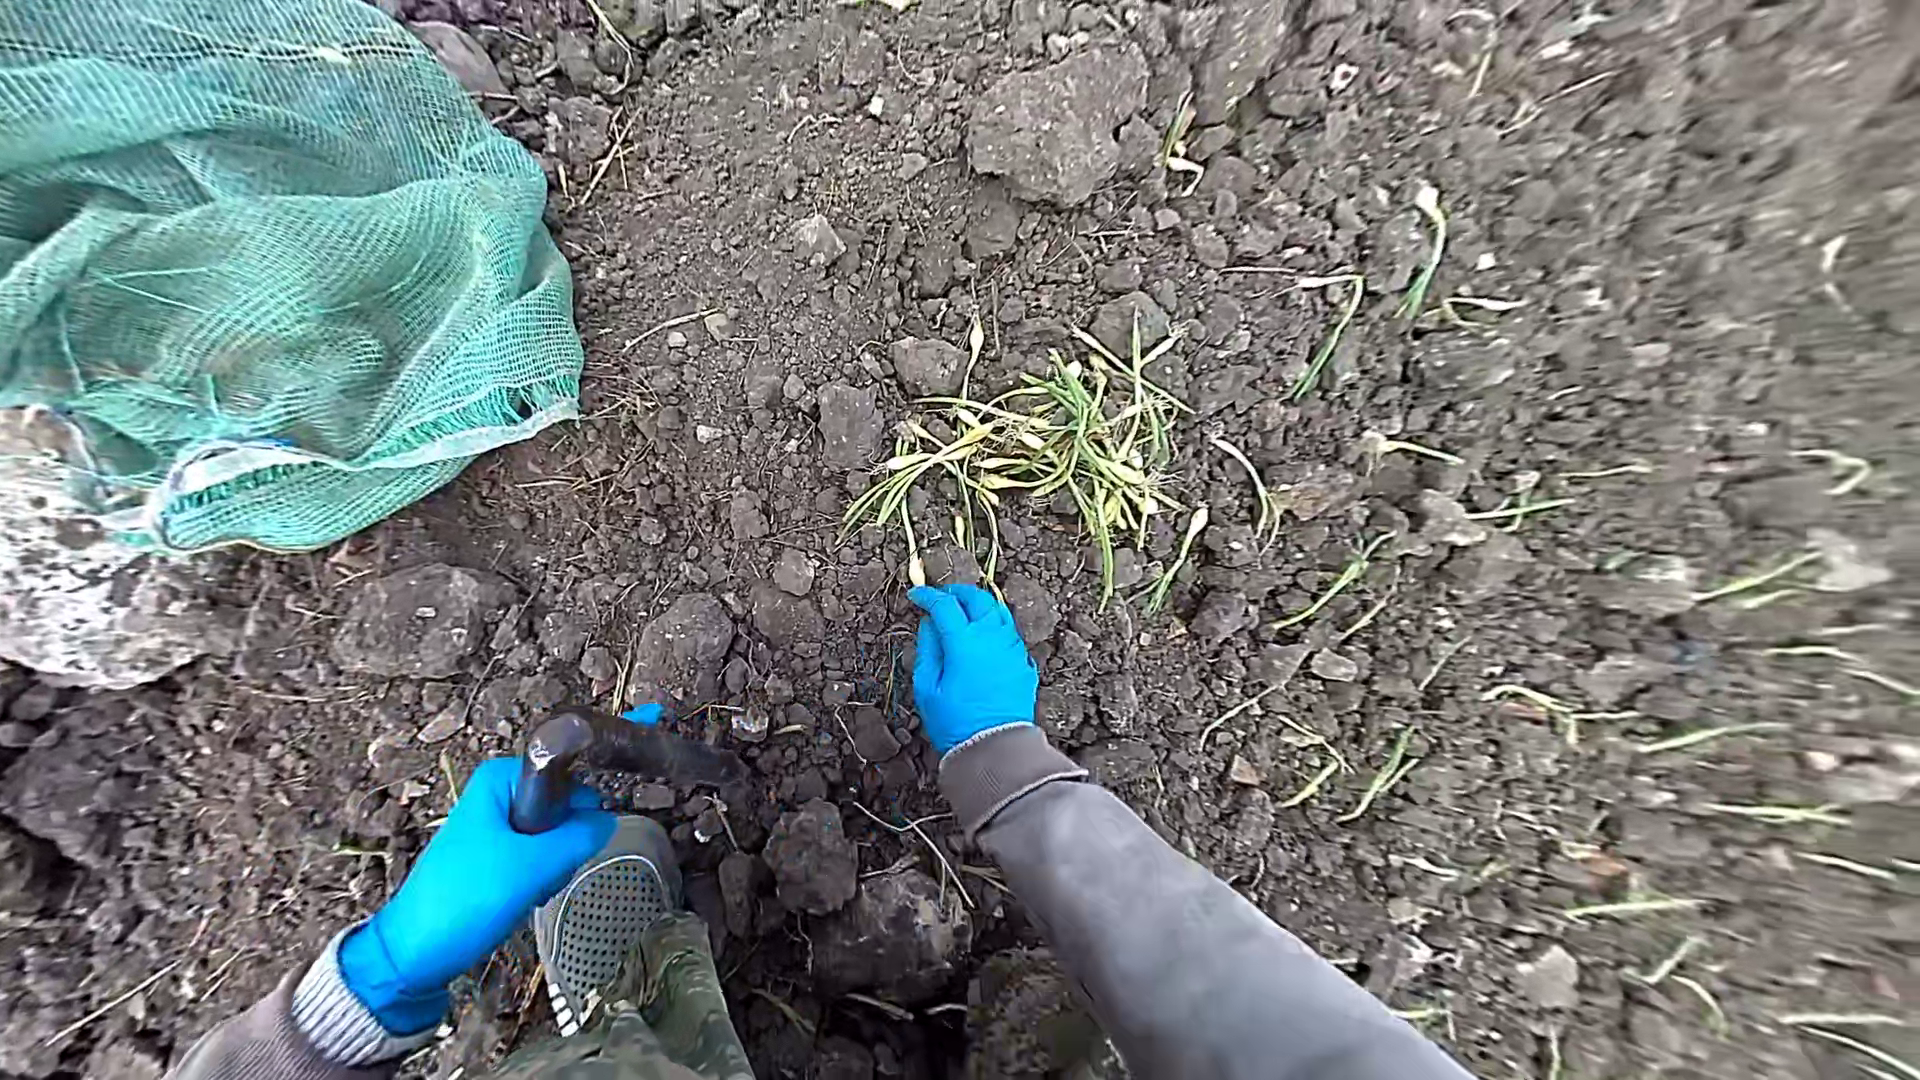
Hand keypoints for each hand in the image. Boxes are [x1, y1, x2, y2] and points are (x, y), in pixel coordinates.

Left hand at [338, 758, 614, 1032]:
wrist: (408, 962)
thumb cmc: (463, 900)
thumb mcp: (532, 864)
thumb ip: (583, 834)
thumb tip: (607, 820)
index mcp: (505, 777)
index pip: (572, 748)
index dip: (614, 739)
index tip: (657, 715)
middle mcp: (506, 790)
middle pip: (575, 792)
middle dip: (580, 825)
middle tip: (561, 859)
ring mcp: (506, 820)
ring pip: (566, 822)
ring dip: (566, 852)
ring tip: (539, 882)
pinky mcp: (507, 848)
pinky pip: (551, 843)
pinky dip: (555, 864)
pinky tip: (537, 888)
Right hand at [910, 584, 1037, 755]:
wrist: (996, 749)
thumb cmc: (956, 723)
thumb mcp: (927, 687)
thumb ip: (928, 648)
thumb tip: (929, 624)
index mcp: (965, 642)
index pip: (945, 605)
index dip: (928, 596)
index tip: (916, 596)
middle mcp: (993, 638)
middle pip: (977, 599)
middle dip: (957, 593)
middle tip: (942, 598)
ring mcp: (1012, 649)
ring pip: (998, 611)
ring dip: (979, 605)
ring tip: (964, 612)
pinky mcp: (1024, 663)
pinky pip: (1009, 633)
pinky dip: (994, 625)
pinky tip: (984, 636)